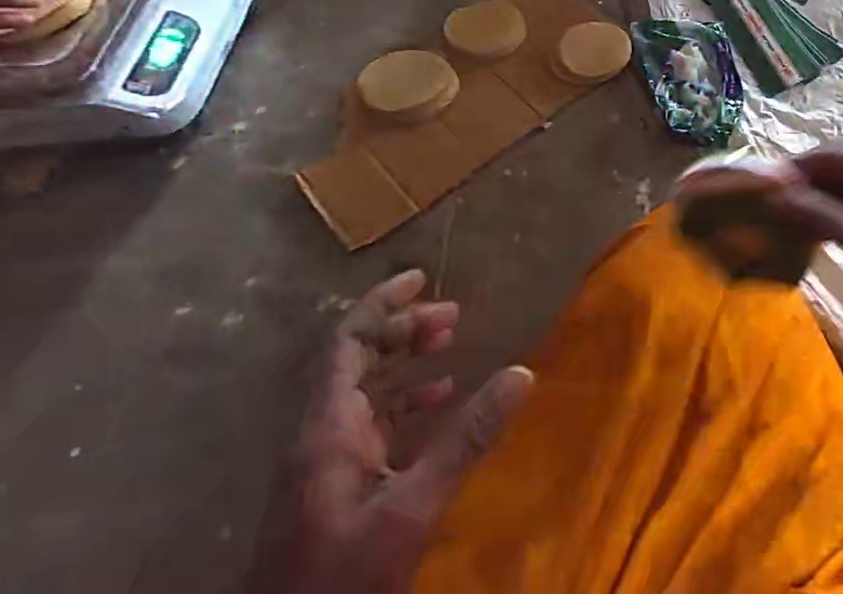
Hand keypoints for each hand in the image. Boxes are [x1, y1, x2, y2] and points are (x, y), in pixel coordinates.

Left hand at [244, 270, 532, 593]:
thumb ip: (466, 437)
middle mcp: (320, 435)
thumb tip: (522, 372)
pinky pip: (370, 422)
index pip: (348, 343)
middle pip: (356, 360)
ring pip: (364, 389)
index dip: (382, 305)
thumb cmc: (345, 576)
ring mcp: (324, 462)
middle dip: (403, 330)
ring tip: (450, 345)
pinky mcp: (334, 487)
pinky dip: (404, 402)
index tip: (421, 278)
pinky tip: (438, 403)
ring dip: (405, 362)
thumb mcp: (414, 505)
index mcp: (327, 428)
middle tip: (453, 316)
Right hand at [771, 147, 842, 357]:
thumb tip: (777, 191)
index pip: (837, 154)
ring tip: (789, 211)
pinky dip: (835, 206)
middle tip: (775, 198)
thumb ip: (820, 214)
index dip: (800, 165)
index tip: (766, 184)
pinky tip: (815, 224)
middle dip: (808, 176)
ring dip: (820, 191)